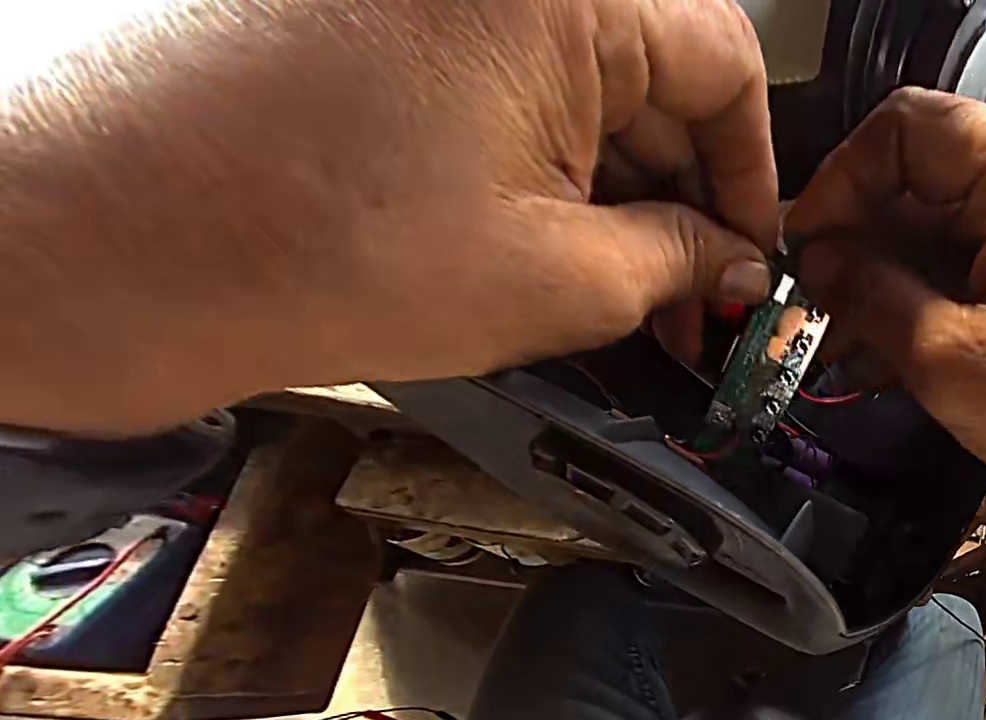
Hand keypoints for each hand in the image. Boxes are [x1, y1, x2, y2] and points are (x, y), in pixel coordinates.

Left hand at [0, 0, 778, 433]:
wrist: (101, 239)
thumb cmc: (353, 259)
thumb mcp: (576, 281)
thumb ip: (689, 263)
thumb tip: (746, 268)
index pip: (726, 62)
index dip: (754, 174)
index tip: (752, 256)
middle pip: (663, 77)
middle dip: (694, 199)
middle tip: (703, 297)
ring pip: (600, 93)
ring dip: (637, 199)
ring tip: (645, 294)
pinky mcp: (393, 14)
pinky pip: (531, 90)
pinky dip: (573, 175)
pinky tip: (583, 251)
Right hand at [785, 89, 985, 525]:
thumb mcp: (948, 357)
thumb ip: (869, 296)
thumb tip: (813, 261)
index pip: (908, 131)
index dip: (841, 182)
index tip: (802, 242)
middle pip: (910, 185)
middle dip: (852, 247)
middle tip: (809, 302)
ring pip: (918, 236)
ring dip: (869, 287)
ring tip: (834, 341)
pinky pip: (940, 274)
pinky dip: (900, 309)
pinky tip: (870, 354)